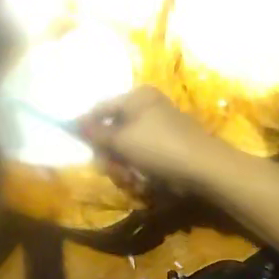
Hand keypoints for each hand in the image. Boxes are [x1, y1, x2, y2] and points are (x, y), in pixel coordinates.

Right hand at [79, 87, 242, 194]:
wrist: (204, 167)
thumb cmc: (159, 147)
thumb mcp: (122, 140)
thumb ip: (96, 133)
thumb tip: (73, 123)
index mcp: (138, 97)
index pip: (102, 107)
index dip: (86, 124)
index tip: (74, 142)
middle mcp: (149, 107)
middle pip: (115, 129)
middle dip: (110, 152)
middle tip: (109, 168)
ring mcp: (161, 126)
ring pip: (129, 146)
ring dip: (124, 165)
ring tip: (131, 178)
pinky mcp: (170, 146)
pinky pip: (144, 155)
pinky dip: (140, 169)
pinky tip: (144, 181)